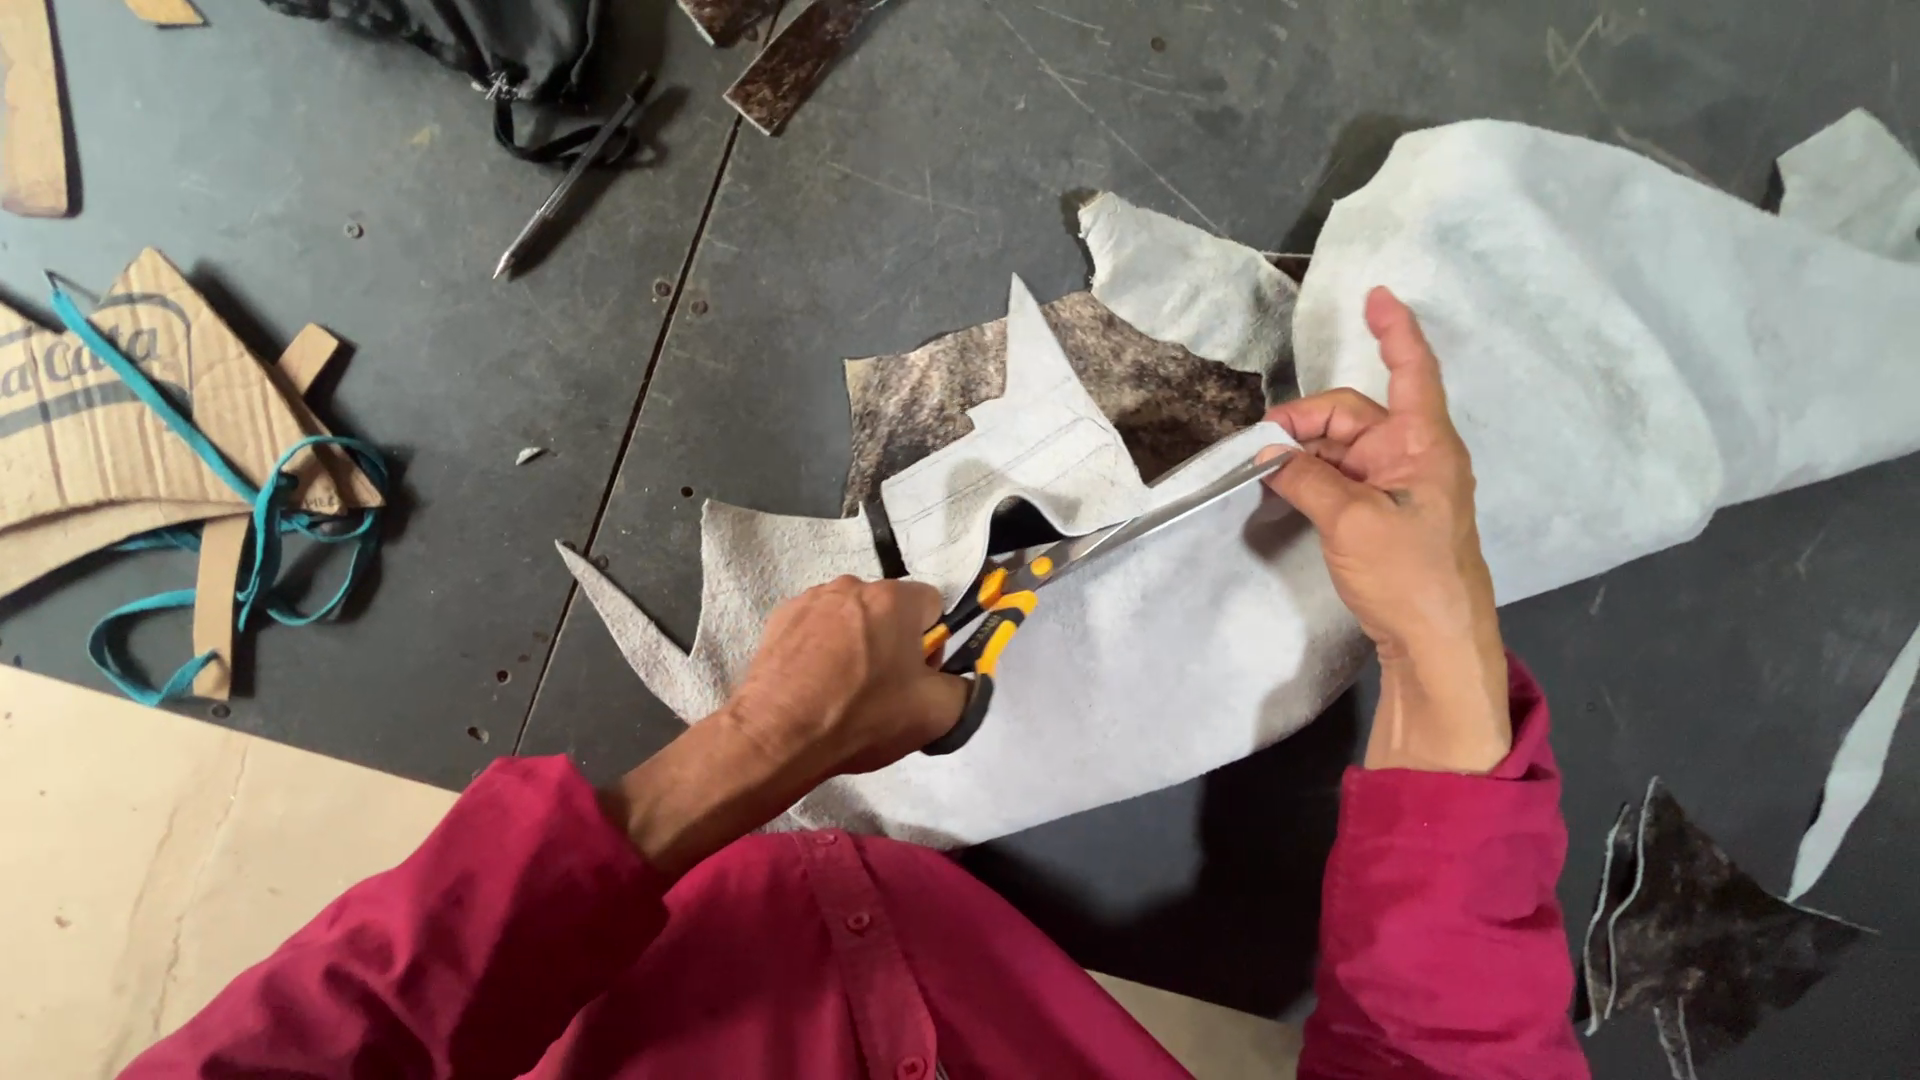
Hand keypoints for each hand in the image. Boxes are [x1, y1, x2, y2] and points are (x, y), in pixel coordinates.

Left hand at [601, 578, 965, 877]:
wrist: (777, 737)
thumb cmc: (863, 717)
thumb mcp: (937, 714)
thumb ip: (966, 688)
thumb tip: (961, 680)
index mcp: (895, 598)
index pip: (934, 605)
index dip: (933, 643)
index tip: (918, 676)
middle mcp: (853, 585)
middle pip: (891, 610)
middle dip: (895, 642)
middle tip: (883, 689)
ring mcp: (811, 598)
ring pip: (852, 617)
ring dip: (857, 643)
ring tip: (842, 690)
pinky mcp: (779, 618)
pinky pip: (817, 626)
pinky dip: (821, 648)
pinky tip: (813, 684)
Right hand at [1262, 286, 1510, 772]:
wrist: (1434, 640)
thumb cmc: (1409, 573)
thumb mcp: (1351, 520)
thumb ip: (1306, 478)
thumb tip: (1268, 456)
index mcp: (1423, 443)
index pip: (1412, 371)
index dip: (1394, 331)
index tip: (1374, 297)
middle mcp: (1410, 455)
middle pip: (1350, 416)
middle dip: (1302, 425)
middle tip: (1258, 452)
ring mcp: (1393, 486)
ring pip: (1336, 450)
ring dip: (1300, 457)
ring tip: (1263, 476)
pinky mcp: (1377, 513)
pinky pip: (1337, 479)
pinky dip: (1307, 479)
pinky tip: (1280, 490)